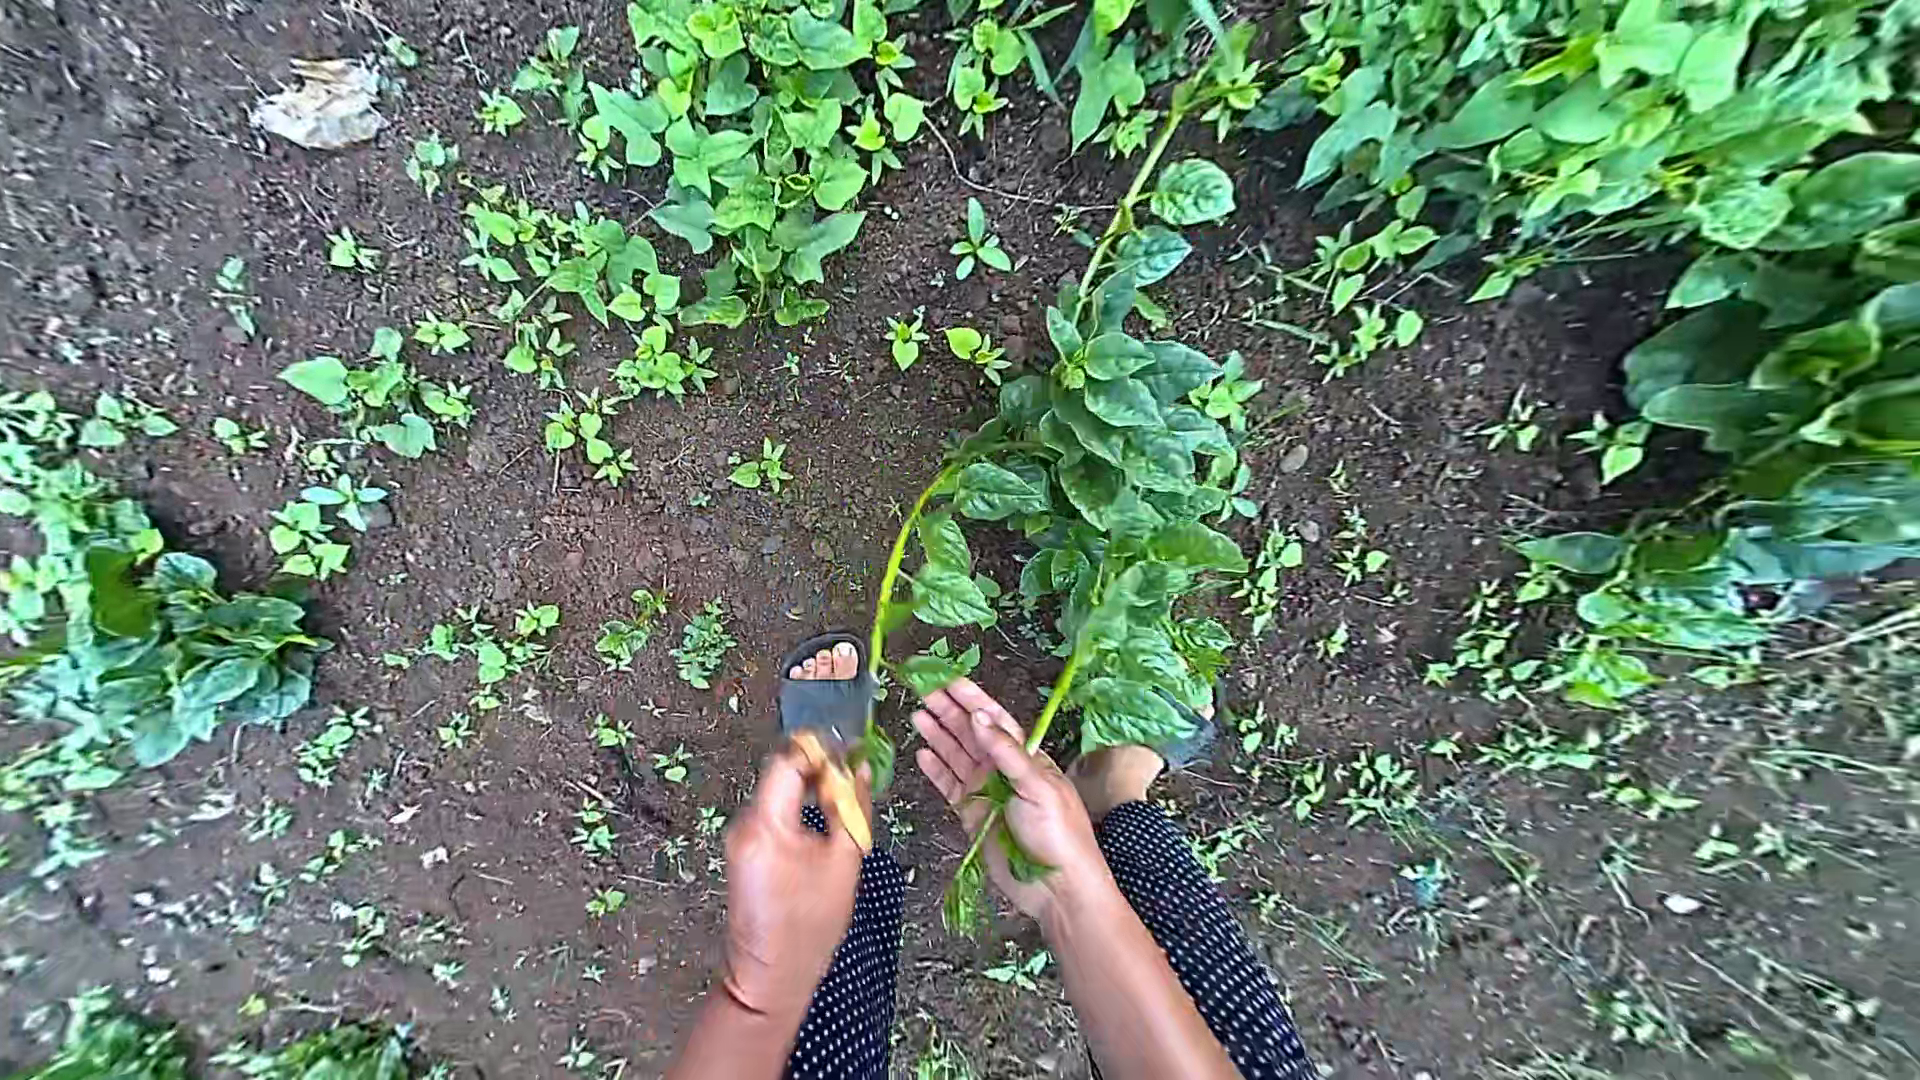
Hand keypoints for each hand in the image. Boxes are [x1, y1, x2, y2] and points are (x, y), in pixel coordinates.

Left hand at [721, 745, 869, 1018]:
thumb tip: (860, 767)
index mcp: (768, 824)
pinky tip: (821, 812)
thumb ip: (853, 806)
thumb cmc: (812, 923)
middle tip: (851, 772)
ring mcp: (739, 834)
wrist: (769, 977)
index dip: (818, 750)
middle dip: (816, 765)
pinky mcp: (742, 845)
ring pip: (776, 787)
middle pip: (780, 771)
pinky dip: (796, 801)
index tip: (848, 752)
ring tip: (842, 794)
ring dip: (808, 783)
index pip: (787, 761)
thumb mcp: (845, 860)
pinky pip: (772, 807)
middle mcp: (745, 822)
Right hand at [912, 679, 1111, 922]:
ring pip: (956, 755)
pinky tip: (922, 754)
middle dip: (948, 711)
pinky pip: (949, 785)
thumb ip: (1006, 751)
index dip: (972, 699)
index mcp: (1023, 755)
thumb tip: (980, 716)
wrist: (1057, 888)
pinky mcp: (972, 814)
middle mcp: (1001, 768)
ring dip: (938, 735)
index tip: (949, 681)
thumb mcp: (1037, 784)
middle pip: (971, 733)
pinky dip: (936, 770)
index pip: (994, 719)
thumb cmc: (1058, 832)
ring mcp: (985, 790)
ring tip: (918, 715)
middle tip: (924, 692)